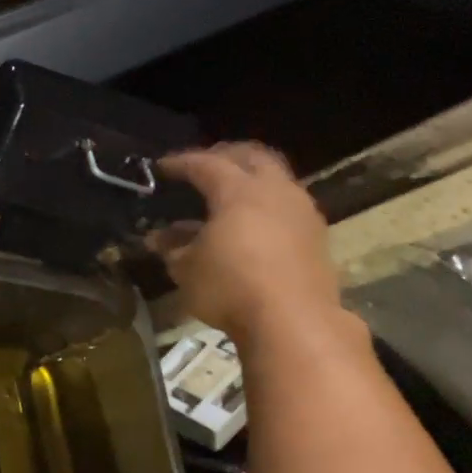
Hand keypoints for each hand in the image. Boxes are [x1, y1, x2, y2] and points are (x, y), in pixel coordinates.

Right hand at [153, 143, 343, 342]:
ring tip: (222, 196)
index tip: (161, 166)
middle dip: (224, 155)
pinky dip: (260, 202)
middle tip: (201, 165)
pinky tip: (244, 223)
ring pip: (273, 178)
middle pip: (253, 156)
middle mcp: (275, 191)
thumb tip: (158, 237)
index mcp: (239, 193)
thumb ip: (173, 247)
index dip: (182, 163)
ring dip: (247, 180)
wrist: (291, 316)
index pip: (207, 165)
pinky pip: (283, 203)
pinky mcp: (312, 232)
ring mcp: (300, 210)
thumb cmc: (228, 287)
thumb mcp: (185, 269)